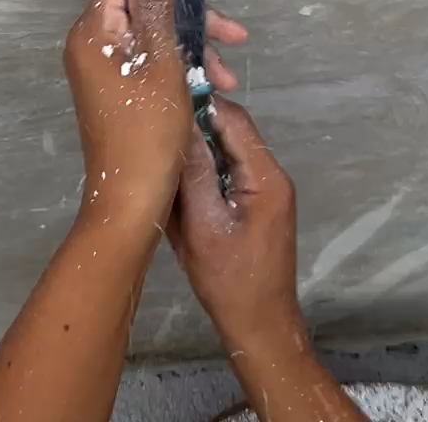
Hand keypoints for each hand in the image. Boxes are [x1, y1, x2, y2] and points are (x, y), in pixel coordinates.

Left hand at [62, 0, 248, 226]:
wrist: (131, 202)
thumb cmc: (147, 130)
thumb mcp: (161, 60)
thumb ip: (155, 3)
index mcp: (93, 32)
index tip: (208, 8)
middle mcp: (90, 46)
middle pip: (143, 10)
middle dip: (191, 24)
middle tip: (233, 41)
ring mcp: (100, 70)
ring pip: (151, 40)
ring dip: (191, 50)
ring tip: (226, 78)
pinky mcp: (114, 90)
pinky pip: (147, 63)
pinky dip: (177, 69)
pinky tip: (209, 87)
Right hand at [166, 96, 302, 353]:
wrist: (259, 327)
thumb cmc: (229, 280)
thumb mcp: (202, 225)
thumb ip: (193, 173)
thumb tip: (180, 124)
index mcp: (265, 176)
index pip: (233, 119)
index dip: (199, 103)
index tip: (163, 99)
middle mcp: (271, 175)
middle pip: (231, 131)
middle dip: (195, 125)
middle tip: (156, 122)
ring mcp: (266, 189)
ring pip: (227, 149)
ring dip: (198, 147)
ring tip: (162, 146)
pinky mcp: (256, 203)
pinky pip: (228, 170)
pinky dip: (204, 168)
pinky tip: (178, 176)